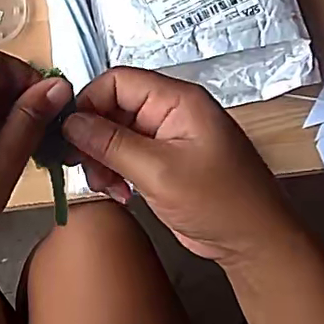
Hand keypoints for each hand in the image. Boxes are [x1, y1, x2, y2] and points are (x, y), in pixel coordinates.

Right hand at [60, 67, 298, 266]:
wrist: (253, 243)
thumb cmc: (219, 202)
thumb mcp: (158, 171)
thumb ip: (111, 143)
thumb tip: (69, 122)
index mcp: (177, 101)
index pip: (118, 81)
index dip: (89, 103)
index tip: (70, 135)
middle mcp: (169, 112)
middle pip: (111, 108)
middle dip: (92, 138)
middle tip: (84, 169)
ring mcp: (164, 137)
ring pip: (112, 134)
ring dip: (100, 160)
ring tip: (106, 187)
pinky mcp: (161, 161)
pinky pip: (123, 155)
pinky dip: (113, 173)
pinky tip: (119, 194)